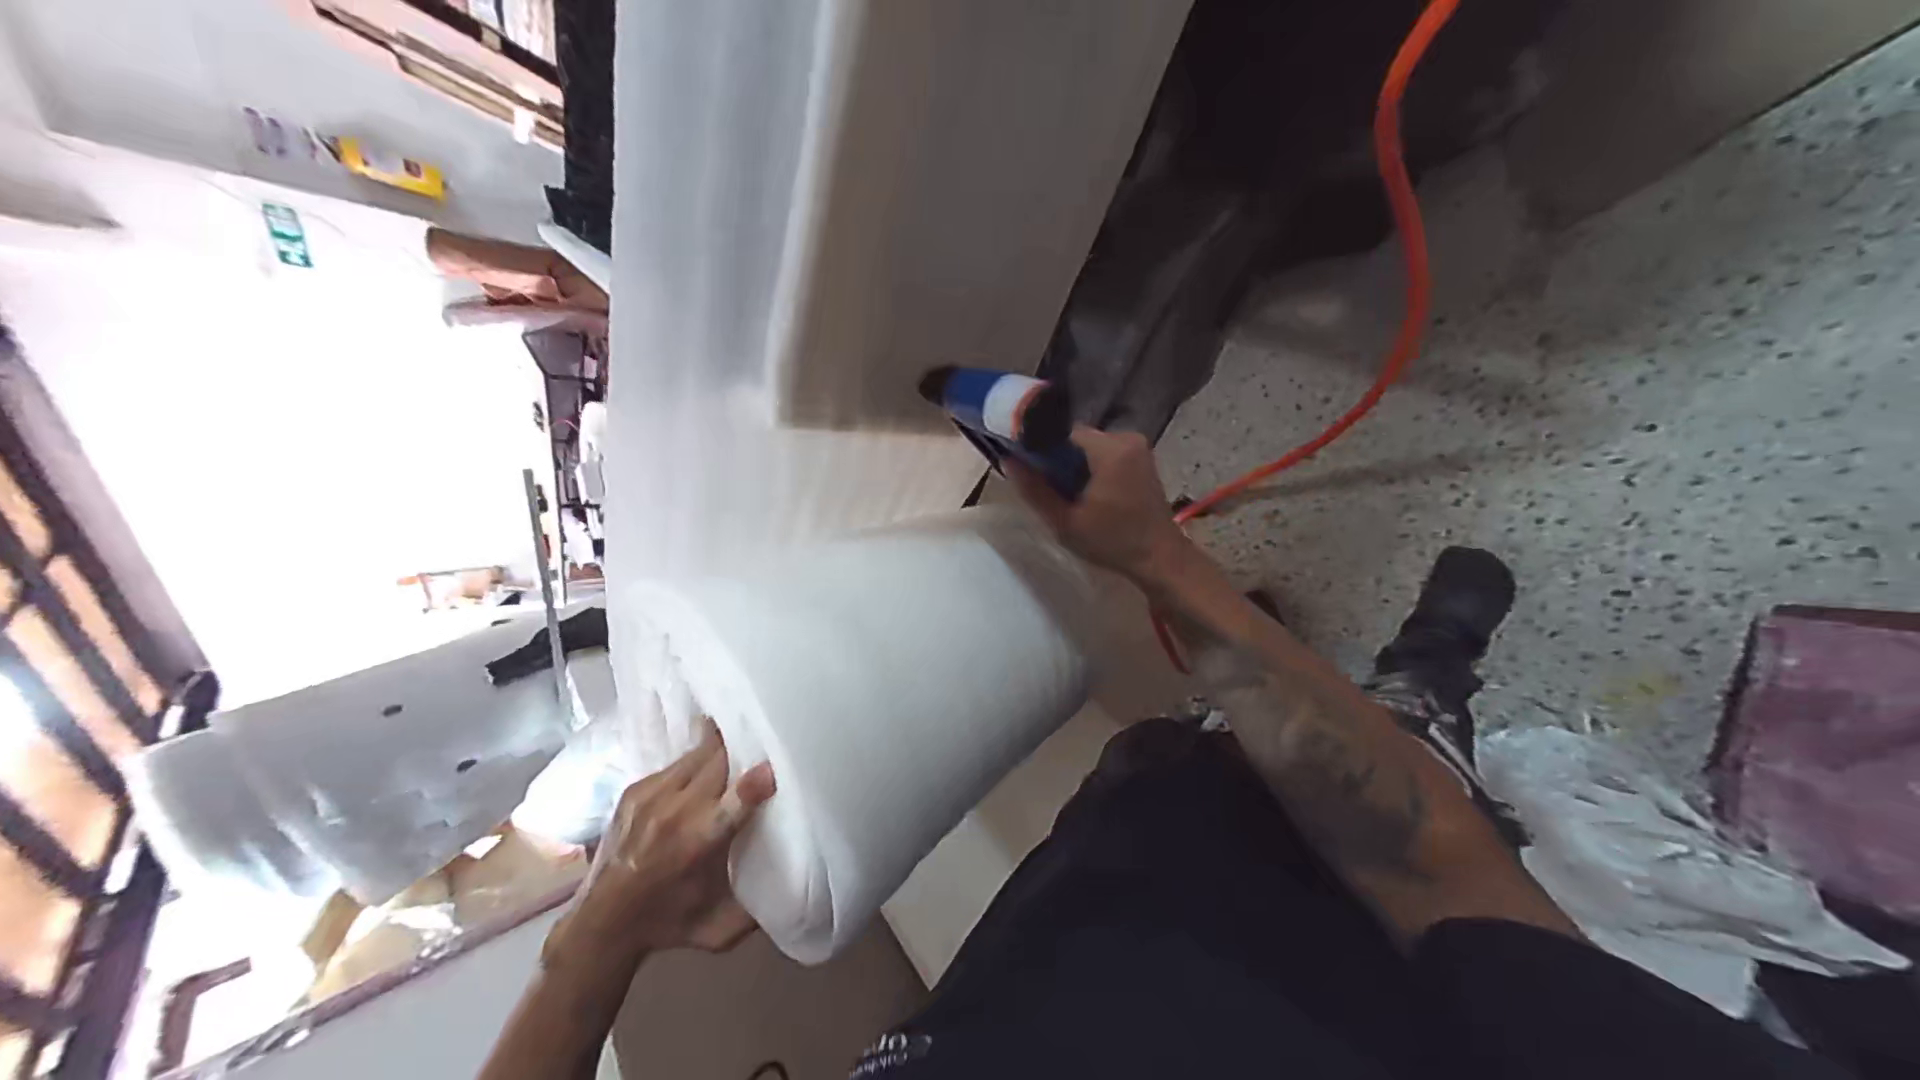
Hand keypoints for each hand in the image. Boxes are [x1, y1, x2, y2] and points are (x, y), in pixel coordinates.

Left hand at [552, 722, 775, 963]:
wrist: (601, 923)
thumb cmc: (671, 923)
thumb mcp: (720, 928)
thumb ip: (759, 908)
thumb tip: (798, 883)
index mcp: (701, 843)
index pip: (736, 800)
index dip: (758, 781)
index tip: (775, 766)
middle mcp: (676, 812)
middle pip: (719, 760)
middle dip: (743, 749)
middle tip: (764, 739)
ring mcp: (651, 797)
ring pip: (699, 753)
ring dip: (721, 748)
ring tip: (740, 738)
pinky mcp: (636, 790)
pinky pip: (677, 763)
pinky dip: (696, 760)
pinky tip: (706, 761)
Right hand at [1008, 426, 1192, 584]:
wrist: (1160, 558)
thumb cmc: (1113, 542)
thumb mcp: (1065, 522)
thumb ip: (1034, 490)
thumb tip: (1007, 460)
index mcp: (1110, 449)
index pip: (1062, 432)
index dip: (1040, 447)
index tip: (1027, 466)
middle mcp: (1127, 438)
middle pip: (1076, 438)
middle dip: (1058, 458)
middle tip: (1045, 486)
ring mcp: (1138, 447)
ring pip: (1090, 446)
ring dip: (1074, 464)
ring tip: (1065, 492)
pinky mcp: (1142, 458)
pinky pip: (1105, 453)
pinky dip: (1091, 467)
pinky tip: (1085, 492)